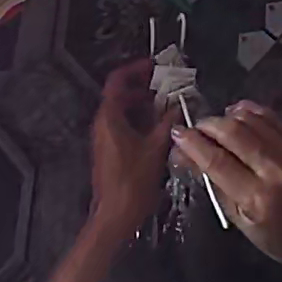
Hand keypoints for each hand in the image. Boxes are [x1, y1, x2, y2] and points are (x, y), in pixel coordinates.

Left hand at [87, 59, 171, 240]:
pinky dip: (139, 118)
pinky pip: (123, 123)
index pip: (117, 81)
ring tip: (167, 104)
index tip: (154, 65)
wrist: (114, 215)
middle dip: (142, 86)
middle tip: (166, 84)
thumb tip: (179, 106)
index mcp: (109, 116)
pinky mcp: (109, 147)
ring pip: (122, 109)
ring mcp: (104, 134)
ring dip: (142, 103)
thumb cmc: (132, 181)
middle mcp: (102, 121)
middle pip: (119, 93)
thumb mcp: (155, 150)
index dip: (134, 69)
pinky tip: (158, 126)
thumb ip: (168, 125)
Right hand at [171, 100, 281, 275]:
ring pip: (246, 118)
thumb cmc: (268, 232)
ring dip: (224, 118)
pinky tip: (236, 120)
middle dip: (206, 126)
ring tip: (217, 129)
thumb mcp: (231, 213)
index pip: (216, 160)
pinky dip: (245, 111)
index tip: (176, 132)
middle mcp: (277, 172)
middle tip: (195, 130)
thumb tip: (178, 150)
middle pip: (231, 131)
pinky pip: (265, 114)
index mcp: (257, 199)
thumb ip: (206, 177)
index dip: (192, 141)